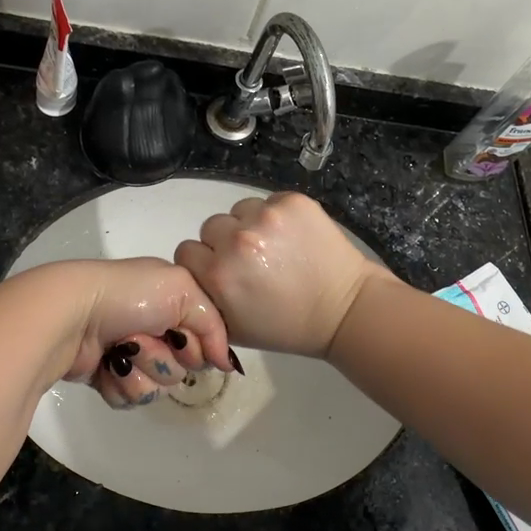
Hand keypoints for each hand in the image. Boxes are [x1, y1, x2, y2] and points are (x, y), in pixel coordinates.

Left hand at [41, 258, 236, 409]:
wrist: (72, 316)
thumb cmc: (129, 296)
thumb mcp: (183, 290)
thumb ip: (214, 325)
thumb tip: (226, 363)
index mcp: (171, 299)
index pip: (203, 337)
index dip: (197, 345)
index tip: (181, 339)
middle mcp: (154, 325)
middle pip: (182, 367)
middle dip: (163, 357)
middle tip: (143, 339)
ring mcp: (130, 352)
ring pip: (157, 387)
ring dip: (141, 372)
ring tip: (120, 352)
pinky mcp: (108, 375)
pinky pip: (132, 398)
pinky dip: (121, 385)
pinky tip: (107, 368)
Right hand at [174, 192, 388, 357]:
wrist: (343, 309)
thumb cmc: (286, 327)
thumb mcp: (232, 329)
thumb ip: (204, 300)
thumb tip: (191, 277)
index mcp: (219, 274)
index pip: (187, 252)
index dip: (204, 262)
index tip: (222, 271)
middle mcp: (238, 239)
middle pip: (211, 227)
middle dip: (224, 243)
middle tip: (250, 261)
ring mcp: (267, 216)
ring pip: (239, 210)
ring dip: (249, 225)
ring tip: (273, 247)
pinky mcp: (292, 201)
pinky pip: (268, 200)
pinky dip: (275, 216)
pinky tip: (290, 237)